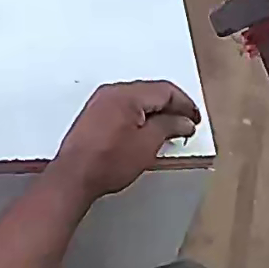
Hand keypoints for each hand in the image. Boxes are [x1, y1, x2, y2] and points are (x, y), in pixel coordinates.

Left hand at [47, 82, 199, 200]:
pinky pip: (123, 107)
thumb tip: (183, 121)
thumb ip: (169, 127)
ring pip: (136, 100)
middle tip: (185, 124)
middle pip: (150, 92)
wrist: (74, 177)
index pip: (164, 90)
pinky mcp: (93, 115)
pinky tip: (145, 132)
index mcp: (126, 95)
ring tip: (168, 130)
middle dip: (171, 107)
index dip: (184, 104)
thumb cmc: (105, 163)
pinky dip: (138, 116)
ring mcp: (100, 103)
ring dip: (154, 112)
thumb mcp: (147, 144)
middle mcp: (111, 93)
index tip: (194, 119)